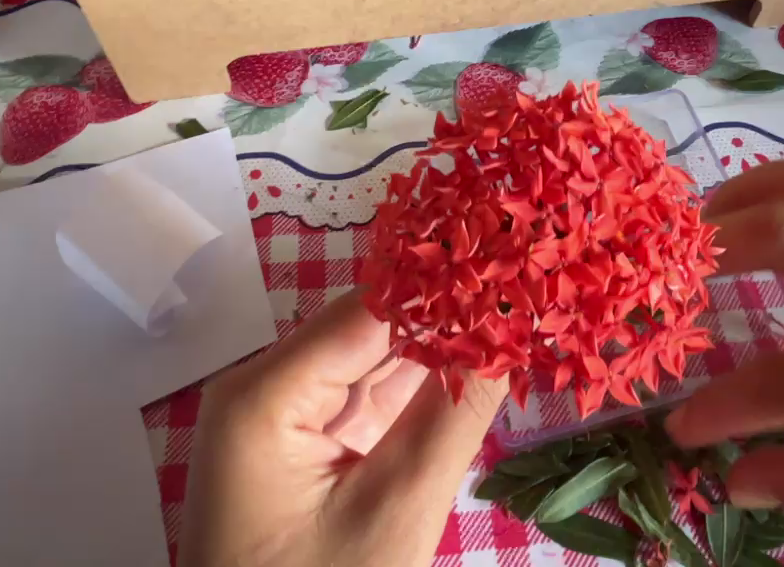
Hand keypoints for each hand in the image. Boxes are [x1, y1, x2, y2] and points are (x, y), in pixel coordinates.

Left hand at [180, 291, 504, 566]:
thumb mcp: (396, 512)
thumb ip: (454, 413)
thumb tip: (508, 328)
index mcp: (265, 393)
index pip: (368, 310)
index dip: (441, 287)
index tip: (508, 270)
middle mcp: (266, 386)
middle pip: (370, 329)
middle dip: (446, 315)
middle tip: (518, 293)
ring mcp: (285, 414)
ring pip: (375, 359)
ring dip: (439, 348)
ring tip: (506, 316)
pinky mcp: (307, 440)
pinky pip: (368, 395)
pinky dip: (419, 386)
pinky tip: (470, 363)